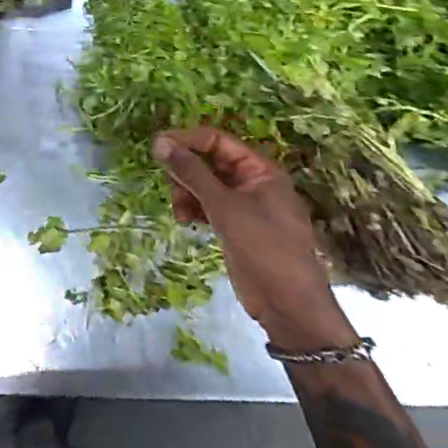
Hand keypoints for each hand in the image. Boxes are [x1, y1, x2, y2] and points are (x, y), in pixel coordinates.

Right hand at [152, 128, 356, 349]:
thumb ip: (191, 172)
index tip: (158, 147)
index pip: (217, 141)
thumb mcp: (224, 206)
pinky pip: (208, 205)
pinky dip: (194, 208)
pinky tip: (185, 220)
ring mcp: (244, 206)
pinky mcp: (235, 226)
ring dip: (187, 192)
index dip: (186, 140)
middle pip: (209, 162)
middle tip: (170, 186)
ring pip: (205, 185)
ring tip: (180, 211)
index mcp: (260, 169)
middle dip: (186, 171)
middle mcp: (252, 182)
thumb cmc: (264, 247)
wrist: (290, 306)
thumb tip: (160, 142)